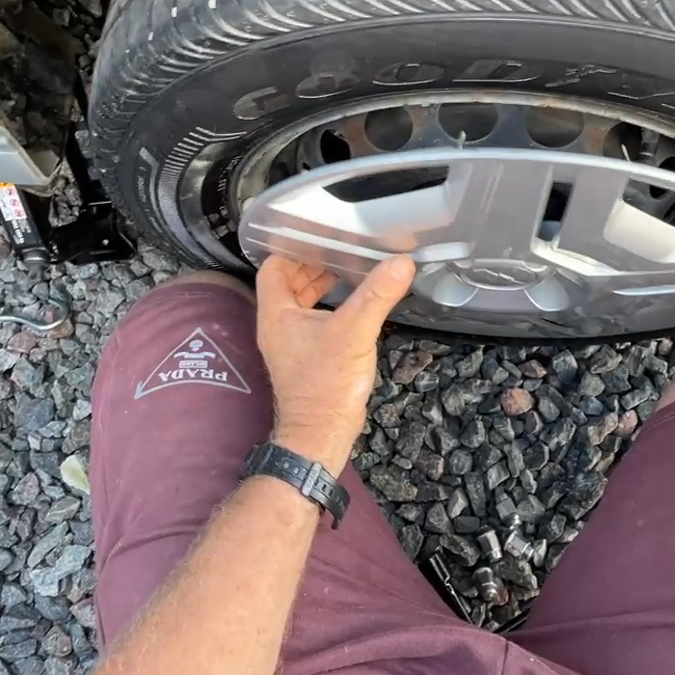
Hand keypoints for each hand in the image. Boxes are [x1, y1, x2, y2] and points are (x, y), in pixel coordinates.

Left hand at [256, 255, 416, 472]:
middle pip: (287, 282)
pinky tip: (354, 307)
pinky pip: (313, 321)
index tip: (321, 239)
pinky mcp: (306, 358)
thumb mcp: (355, 332)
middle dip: (313, 265)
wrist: (321, 435)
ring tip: (349, 273)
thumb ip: (377, 295)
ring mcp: (291, 344)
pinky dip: (329, 307)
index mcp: (277, 314)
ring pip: (300, 303)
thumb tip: (401, 263)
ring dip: (321, 286)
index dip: (294, 250)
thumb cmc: (326, 384)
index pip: (273, 267)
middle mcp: (278, 326)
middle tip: (340, 252)